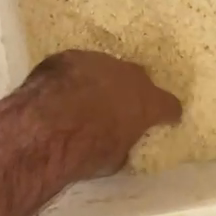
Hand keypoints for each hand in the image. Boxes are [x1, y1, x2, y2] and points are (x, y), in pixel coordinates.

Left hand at [14, 51, 181, 178]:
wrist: (46, 127)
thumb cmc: (88, 150)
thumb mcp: (115, 159)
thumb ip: (124, 144)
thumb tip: (119, 141)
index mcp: (148, 102)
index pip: (169, 106)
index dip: (166, 114)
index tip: (165, 120)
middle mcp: (129, 75)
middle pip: (138, 80)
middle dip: (132, 93)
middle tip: (120, 109)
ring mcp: (98, 61)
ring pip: (106, 69)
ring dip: (100, 83)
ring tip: (85, 100)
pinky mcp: (69, 56)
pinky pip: (77, 67)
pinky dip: (73, 79)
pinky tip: (60, 93)